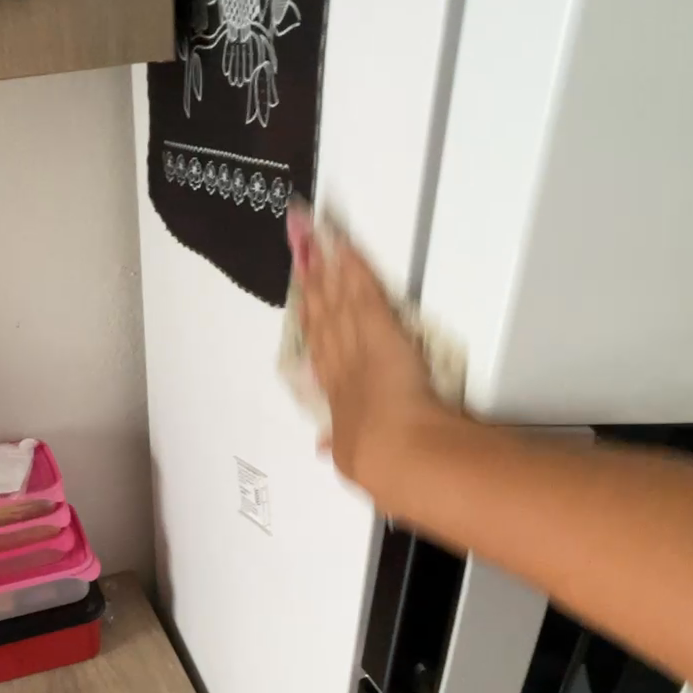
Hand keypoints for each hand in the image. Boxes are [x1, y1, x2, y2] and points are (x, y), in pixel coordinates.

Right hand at [289, 202, 456, 499]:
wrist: (394, 455)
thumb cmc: (375, 461)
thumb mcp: (350, 457)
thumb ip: (339, 445)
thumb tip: (324, 448)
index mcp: (334, 393)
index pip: (319, 345)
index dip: (308, 315)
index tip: (302, 289)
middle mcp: (339, 361)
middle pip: (319, 312)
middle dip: (307, 276)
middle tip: (297, 240)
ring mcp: (357, 342)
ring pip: (336, 296)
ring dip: (323, 262)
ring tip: (311, 231)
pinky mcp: (380, 330)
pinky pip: (364, 292)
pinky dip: (352, 266)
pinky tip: (342, 242)